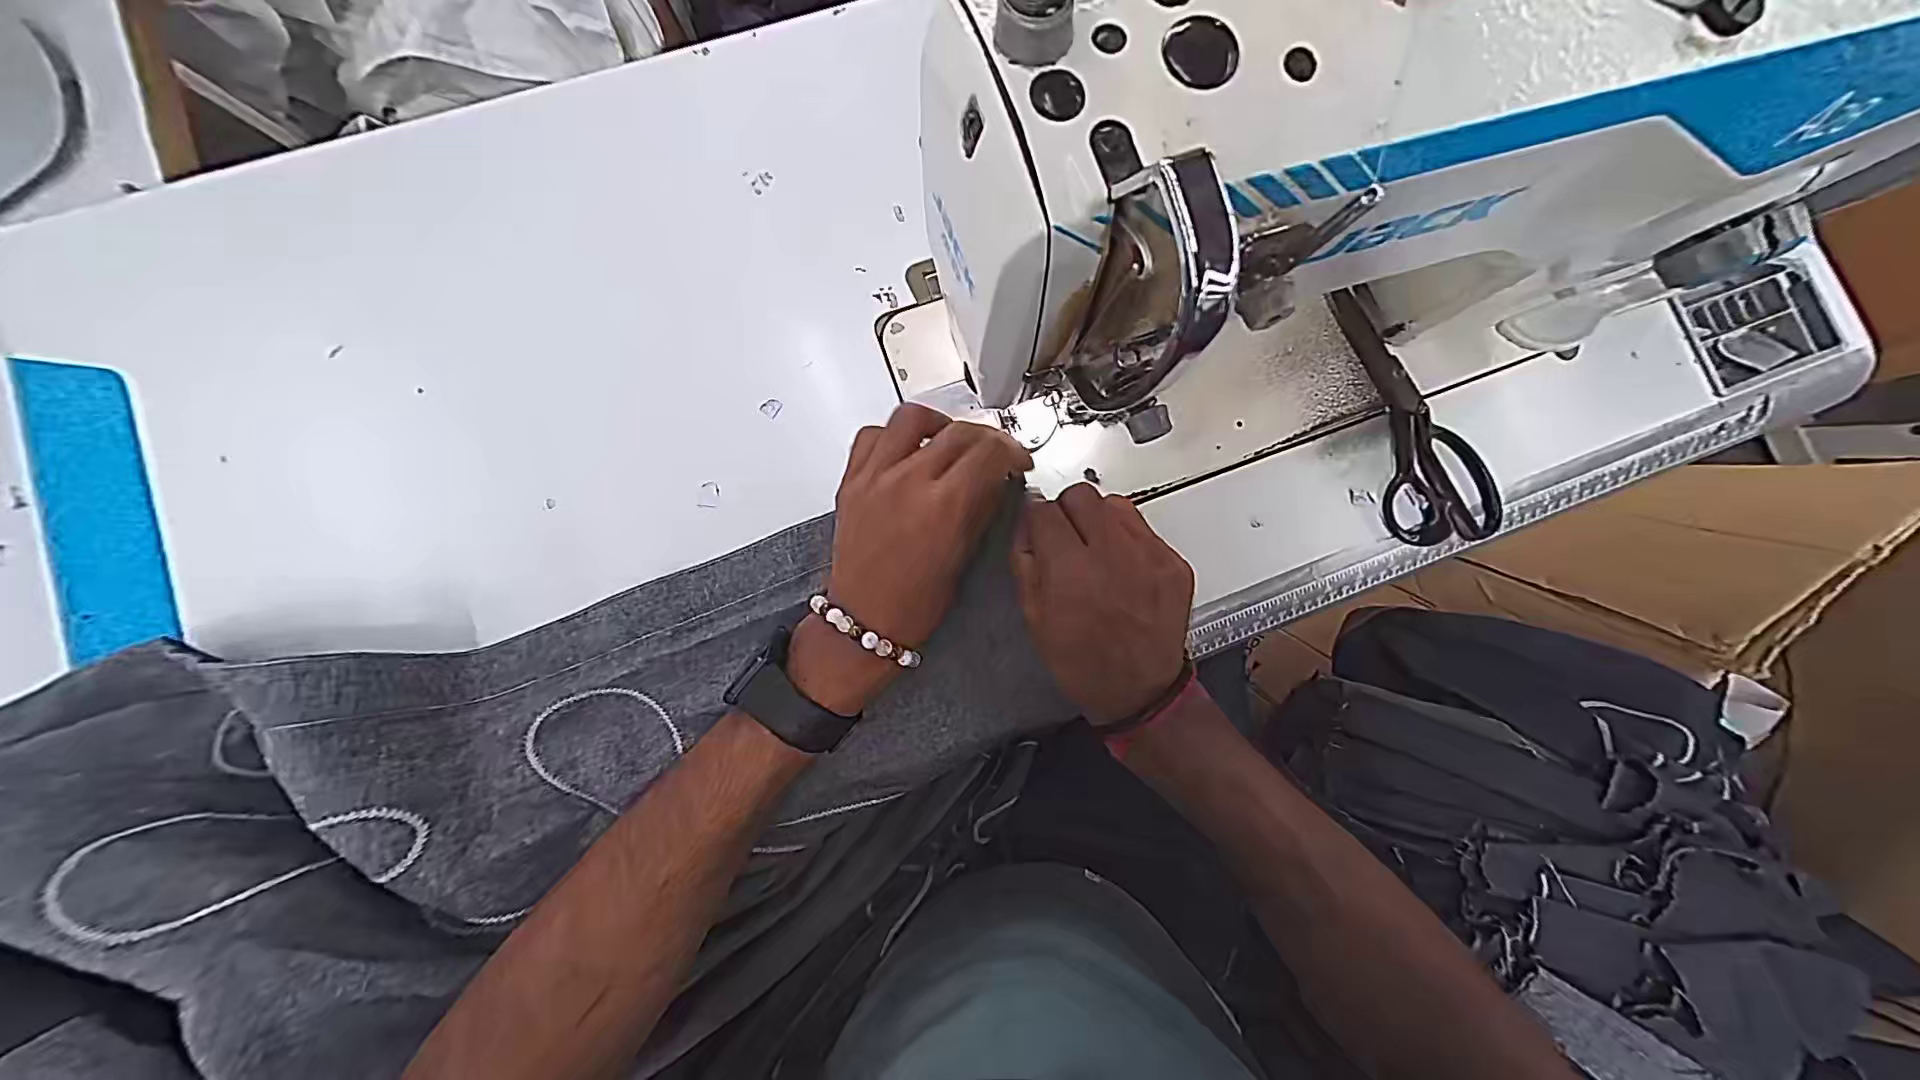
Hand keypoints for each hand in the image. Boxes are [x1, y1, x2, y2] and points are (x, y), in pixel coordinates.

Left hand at [787, 404, 1031, 715]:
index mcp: (942, 506)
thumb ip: (982, 508)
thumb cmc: (912, 604)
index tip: (1016, 458)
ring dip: (941, 422)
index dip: (1012, 450)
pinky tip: (908, 448)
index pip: (988, 452)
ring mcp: (875, 478)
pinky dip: (894, 434)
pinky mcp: (852, 482)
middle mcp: (907, 484)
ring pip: (912, 417)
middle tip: (993, 451)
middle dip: (987, 437)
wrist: (866, 620)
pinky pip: (872, 435)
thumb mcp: (963, 556)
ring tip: (950, 438)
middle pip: (958, 431)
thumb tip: (996, 479)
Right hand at [1011, 483, 1194, 725]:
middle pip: (1081, 495)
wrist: (1139, 691)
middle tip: (1064, 535)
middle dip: (1065, 510)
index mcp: (1071, 572)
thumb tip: (1025, 526)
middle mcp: (1113, 557)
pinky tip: (1119, 565)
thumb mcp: (1034, 617)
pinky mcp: (1173, 563)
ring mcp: (1149, 557)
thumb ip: (1025, 562)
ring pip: (1114, 504)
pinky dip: (1126, 539)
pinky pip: (1143, 528)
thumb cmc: (1085, 664)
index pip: (1044, 510)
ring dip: (1097, 519)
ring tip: (1094, 550)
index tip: (1035, 522)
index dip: (1034, 515)